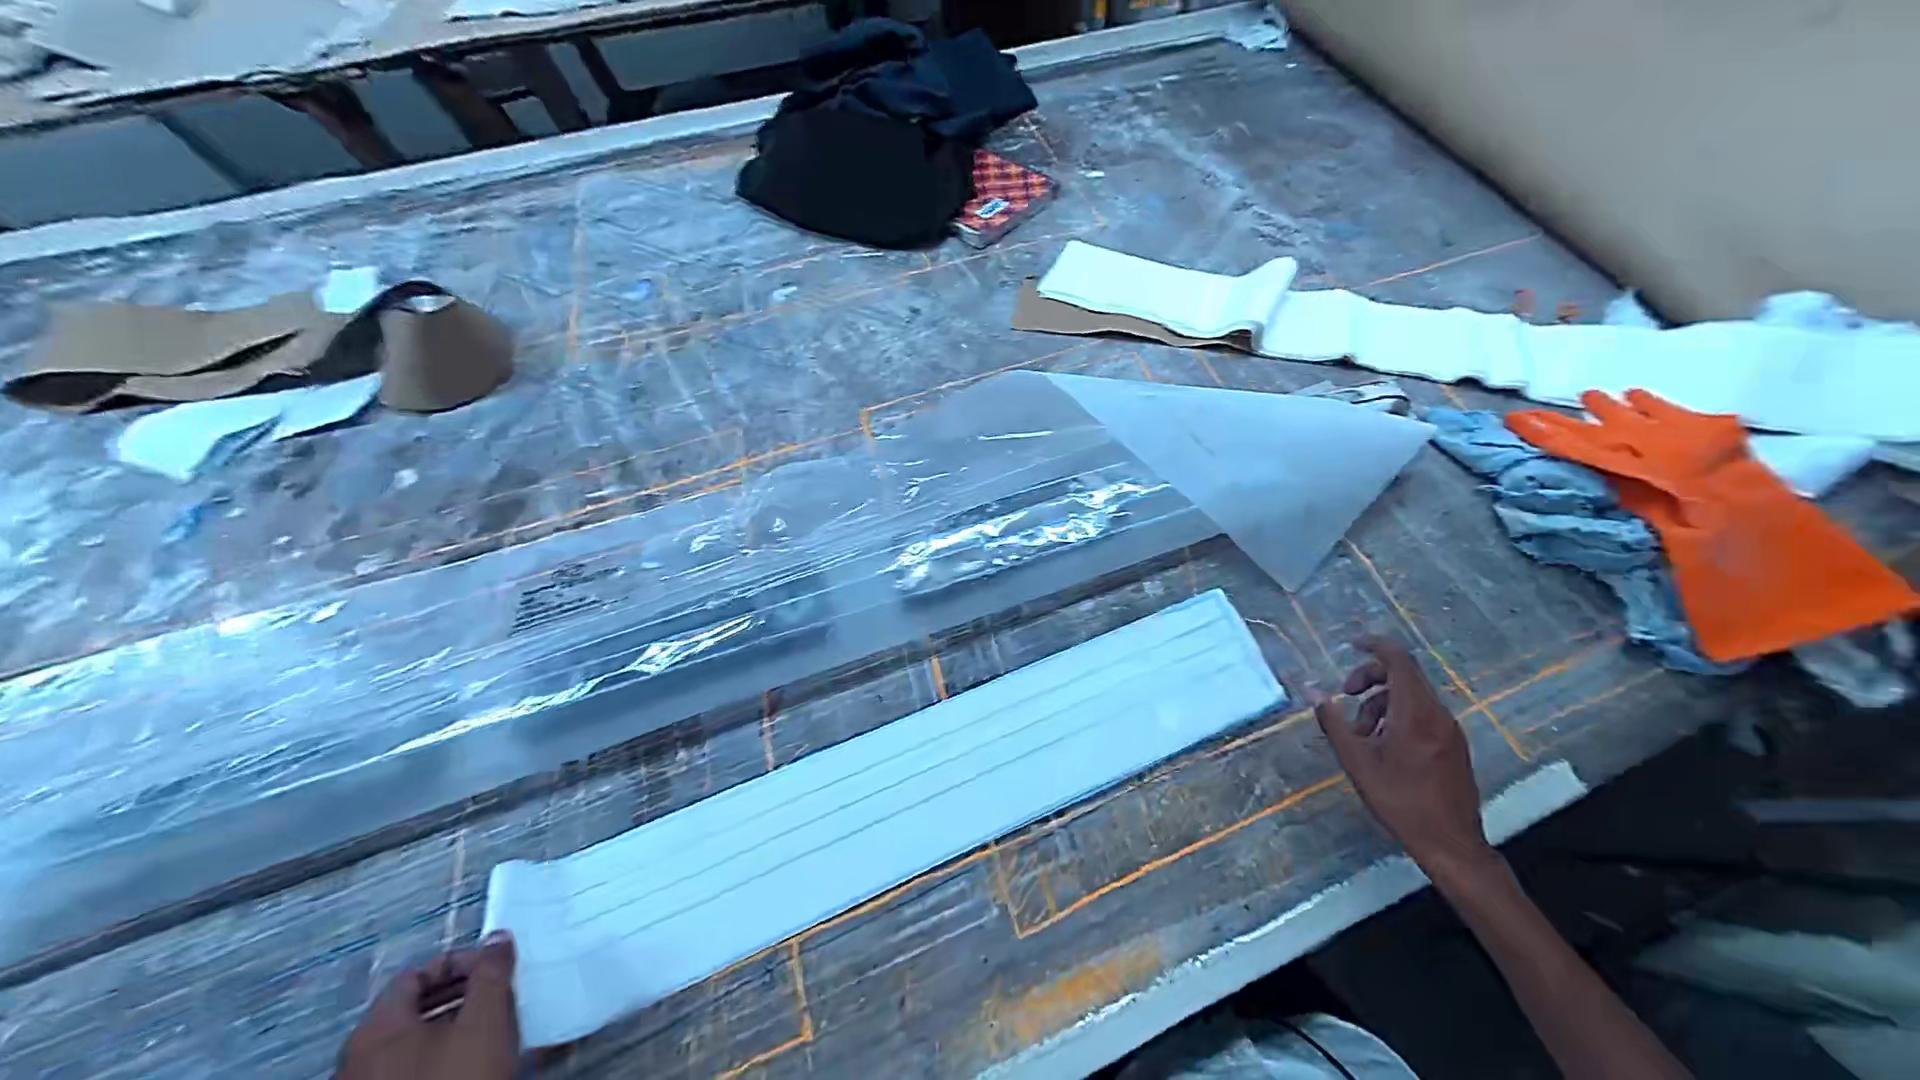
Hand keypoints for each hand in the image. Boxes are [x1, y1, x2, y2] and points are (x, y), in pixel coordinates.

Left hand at [336, 930, 518, 1079]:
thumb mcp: (487, 1019)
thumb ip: (492, 972)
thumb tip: (496, 938)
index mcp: (377, 1029)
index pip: (417, 973)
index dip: (460, 962)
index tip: (497, 968)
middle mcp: (358, 1059)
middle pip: (414, 1007)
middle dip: (461, 993)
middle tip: (500, 993)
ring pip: (414, 1041)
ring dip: (455, 1025)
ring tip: (494, 1028)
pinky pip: (412, 1070)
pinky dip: (444, 1057)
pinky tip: (474, 1064)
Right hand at [1314, 636, 1493, 876]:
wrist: (1451, 844)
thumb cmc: (1400, 802)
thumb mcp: (1357, 762)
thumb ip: (1334, 723)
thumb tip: (1313, 692)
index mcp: (1415, 715)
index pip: (1400, 662)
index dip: (1376, 647)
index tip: (1353, 644)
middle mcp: (1438, 715)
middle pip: (1405, 676)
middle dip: (1370, 678)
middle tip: (1345, 696)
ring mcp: (1450, 731)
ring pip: (1411, 697)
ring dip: (1380, 703)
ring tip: (1359, 733)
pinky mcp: (1453, 745)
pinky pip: (1422, 714)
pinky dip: (1396, 716)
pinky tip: (1381, 745)